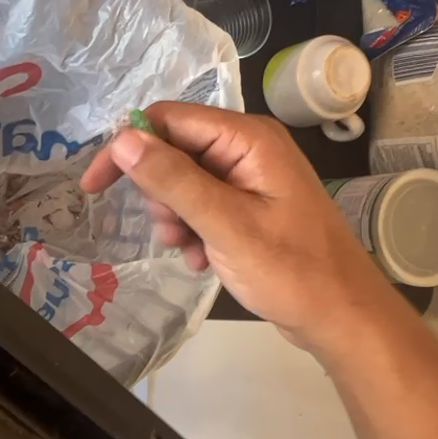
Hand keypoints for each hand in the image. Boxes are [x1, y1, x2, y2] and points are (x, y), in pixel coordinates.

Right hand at [80, 102, 399, 353]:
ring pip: (180, 182)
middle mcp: (246, 148)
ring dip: (173, 217)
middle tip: (170, 229)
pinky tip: (201, 259)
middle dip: (158, 193)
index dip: (127, 148)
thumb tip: (123, 141)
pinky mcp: (246, 205)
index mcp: (246, 139)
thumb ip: (173, 180)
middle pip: (172, 151)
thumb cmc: (292, 271)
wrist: (342, 317)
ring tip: (189, 249)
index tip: (95, 187)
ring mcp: (248, 177)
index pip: (167, 120)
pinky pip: (198, 205)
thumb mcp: (225, 225)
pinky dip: (190, 231)